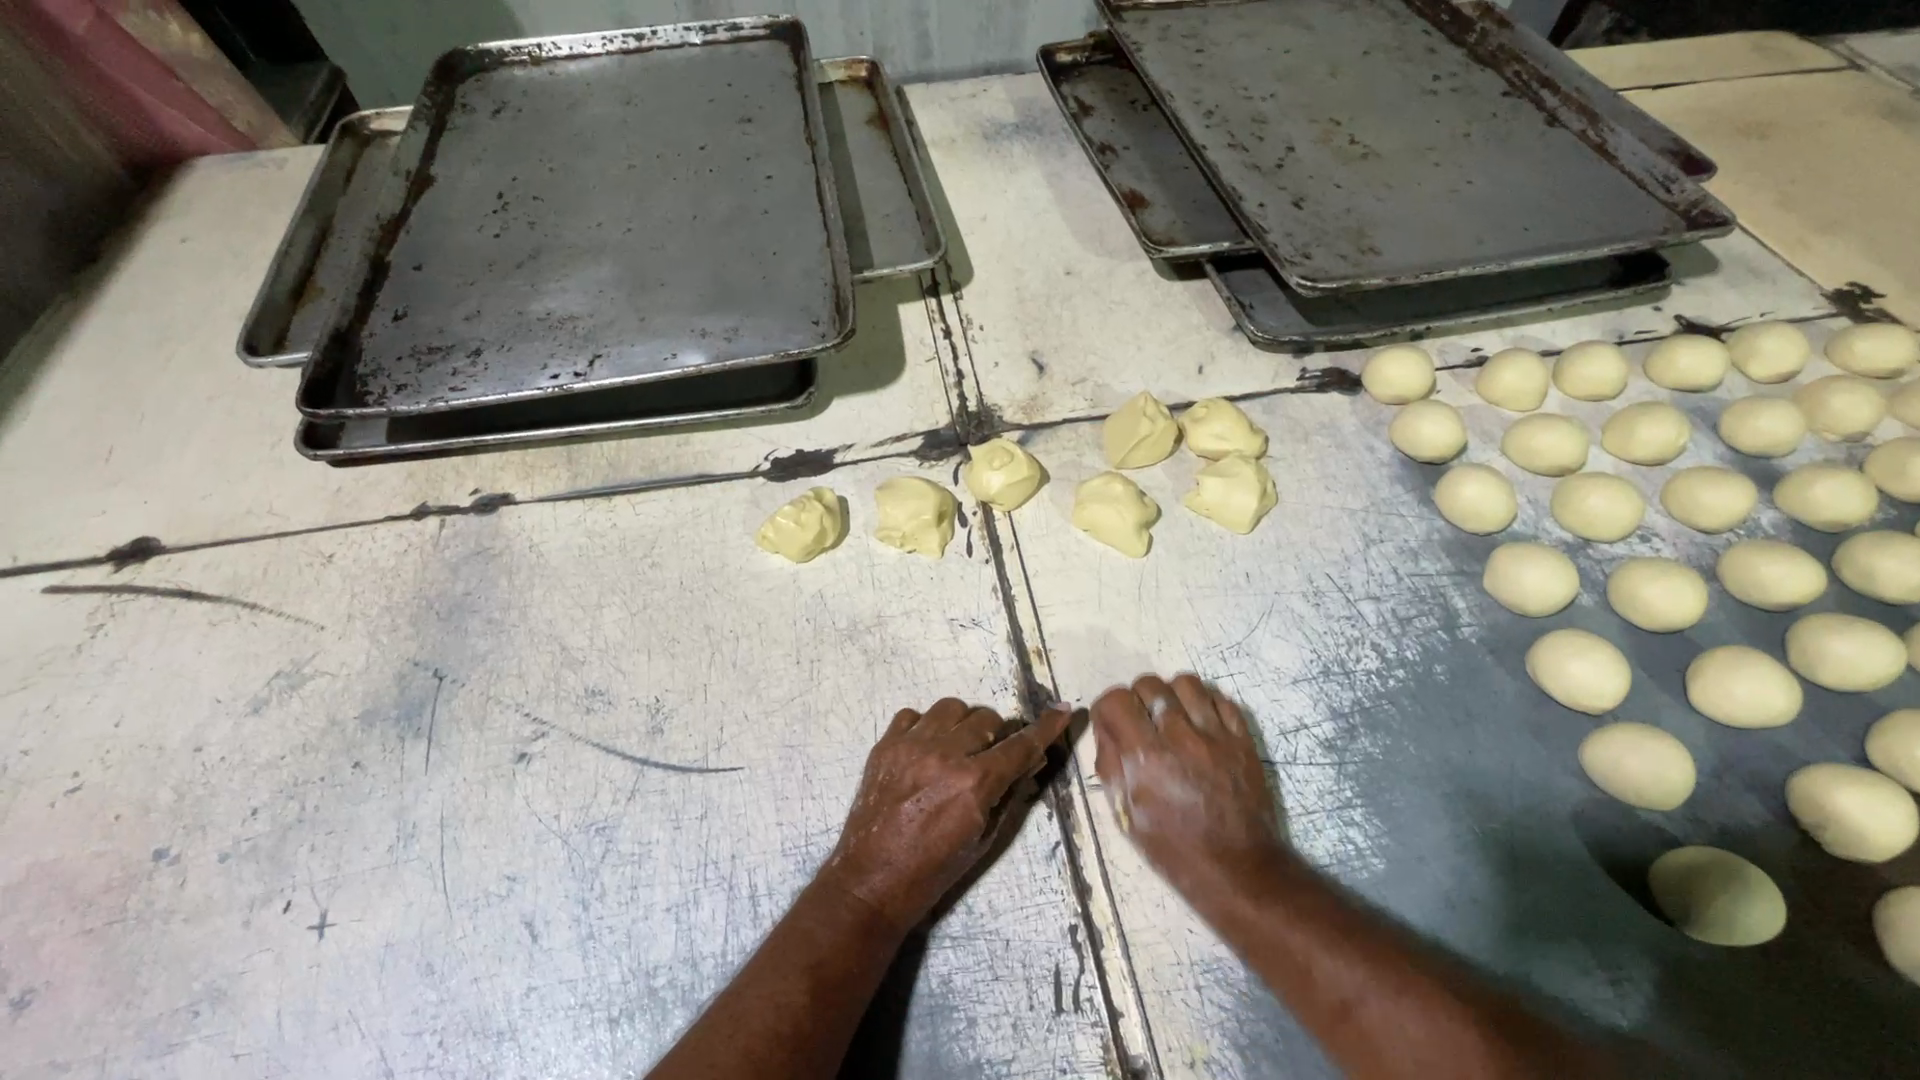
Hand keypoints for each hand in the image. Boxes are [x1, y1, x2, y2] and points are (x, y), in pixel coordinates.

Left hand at [822, 698, 1073, 931]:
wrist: (873, 881)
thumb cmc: (935, 870)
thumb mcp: (984, 838)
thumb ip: (1009, 793)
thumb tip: (1032, 761)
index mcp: (974, 783)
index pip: (1021, 745)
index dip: (1046, 727)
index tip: (1062, 711)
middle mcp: (945, 755)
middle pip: (987, 719)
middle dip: (997, 734)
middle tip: (991, 755)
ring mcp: (911, 746)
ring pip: (951, 708)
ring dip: (963, 724)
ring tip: (957, 747)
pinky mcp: (885, 746)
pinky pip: (912, 715)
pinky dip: (925, 726)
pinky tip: (925, 748)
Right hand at [1091, 675, 1288, 909]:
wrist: (1236, 869)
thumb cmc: (1173, 849)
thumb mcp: (1125, 814)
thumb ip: (1109, 765)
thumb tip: (1106, 729)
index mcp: (1146, 757)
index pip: (1115, 699)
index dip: (1108, 709)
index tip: (1112, 725)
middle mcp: (1180, 737)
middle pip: (1149, 684)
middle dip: (1137, 699)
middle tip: (1141, 723)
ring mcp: (1216, 735)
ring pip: (1186, 682)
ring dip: (1172, 695)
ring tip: (1172, 718)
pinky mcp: (1242, 740)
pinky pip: (1221, 698)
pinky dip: (1205, 703)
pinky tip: (1199, 723)